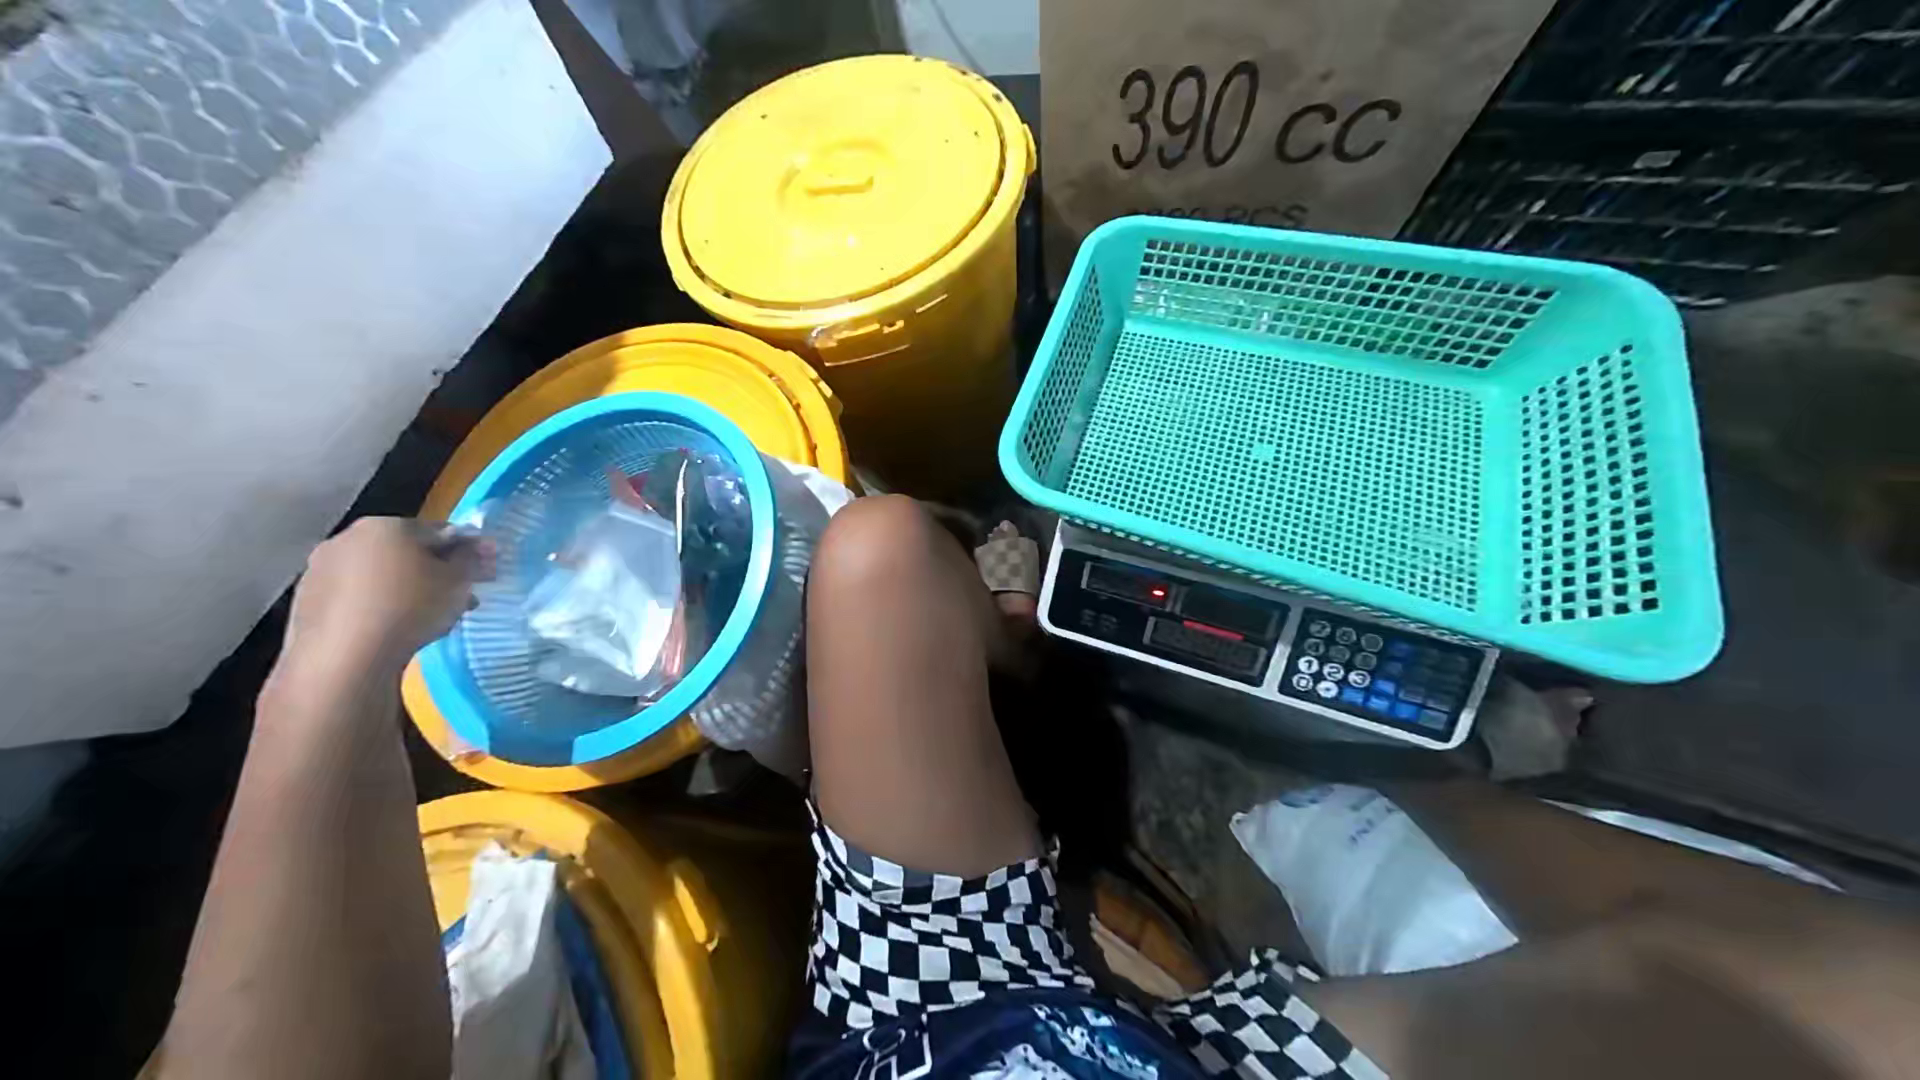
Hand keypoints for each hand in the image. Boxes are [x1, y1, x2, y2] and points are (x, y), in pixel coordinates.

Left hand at [284, 517, 495, 671]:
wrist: (344, 657)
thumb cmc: (411, 607)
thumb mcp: (459, 581)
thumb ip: (473, 558)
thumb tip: (481, 546)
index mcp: (387, 525)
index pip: (440, 531)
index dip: (467, 552)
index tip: (484, 573)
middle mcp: (348, 538)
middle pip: (407, 552)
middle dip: (436, 572)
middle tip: (460, 598)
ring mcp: (320, 569)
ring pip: (381, 574)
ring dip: (409, 589)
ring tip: (430, 619)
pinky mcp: (306, 601)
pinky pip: (356, 596)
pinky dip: (379, 606)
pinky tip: (395, 628)